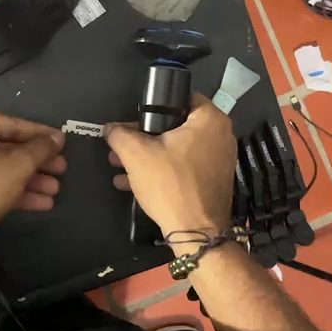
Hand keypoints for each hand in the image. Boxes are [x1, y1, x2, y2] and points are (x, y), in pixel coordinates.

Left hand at [0, 110, 66, 239]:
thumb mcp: (18, 166)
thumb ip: (41, 149)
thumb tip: (57, 138)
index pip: (15, 125)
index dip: (42, 136)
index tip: (62, 145)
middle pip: (7, 147)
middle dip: (37, 164)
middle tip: (60, 171)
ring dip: (28, 180)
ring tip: (53, 192)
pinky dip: (9, 188)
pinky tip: (38, 203)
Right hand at [104, 95, 234, 239]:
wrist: (196, 233)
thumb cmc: (170, 184)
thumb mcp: (136, 155)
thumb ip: (120, 135)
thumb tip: (110, 128)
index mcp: (210, 119)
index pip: (181, 97)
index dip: (154, 106)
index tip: (136, 117)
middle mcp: (222, 135)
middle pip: (177, 125)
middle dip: (145, 135)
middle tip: (123, 143)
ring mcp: (220, 159)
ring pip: (178, 148)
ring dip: (149, 154)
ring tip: (121, 163)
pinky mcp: (214, 180)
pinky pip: (185, 166)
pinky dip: (163, 169)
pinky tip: (134, 181)